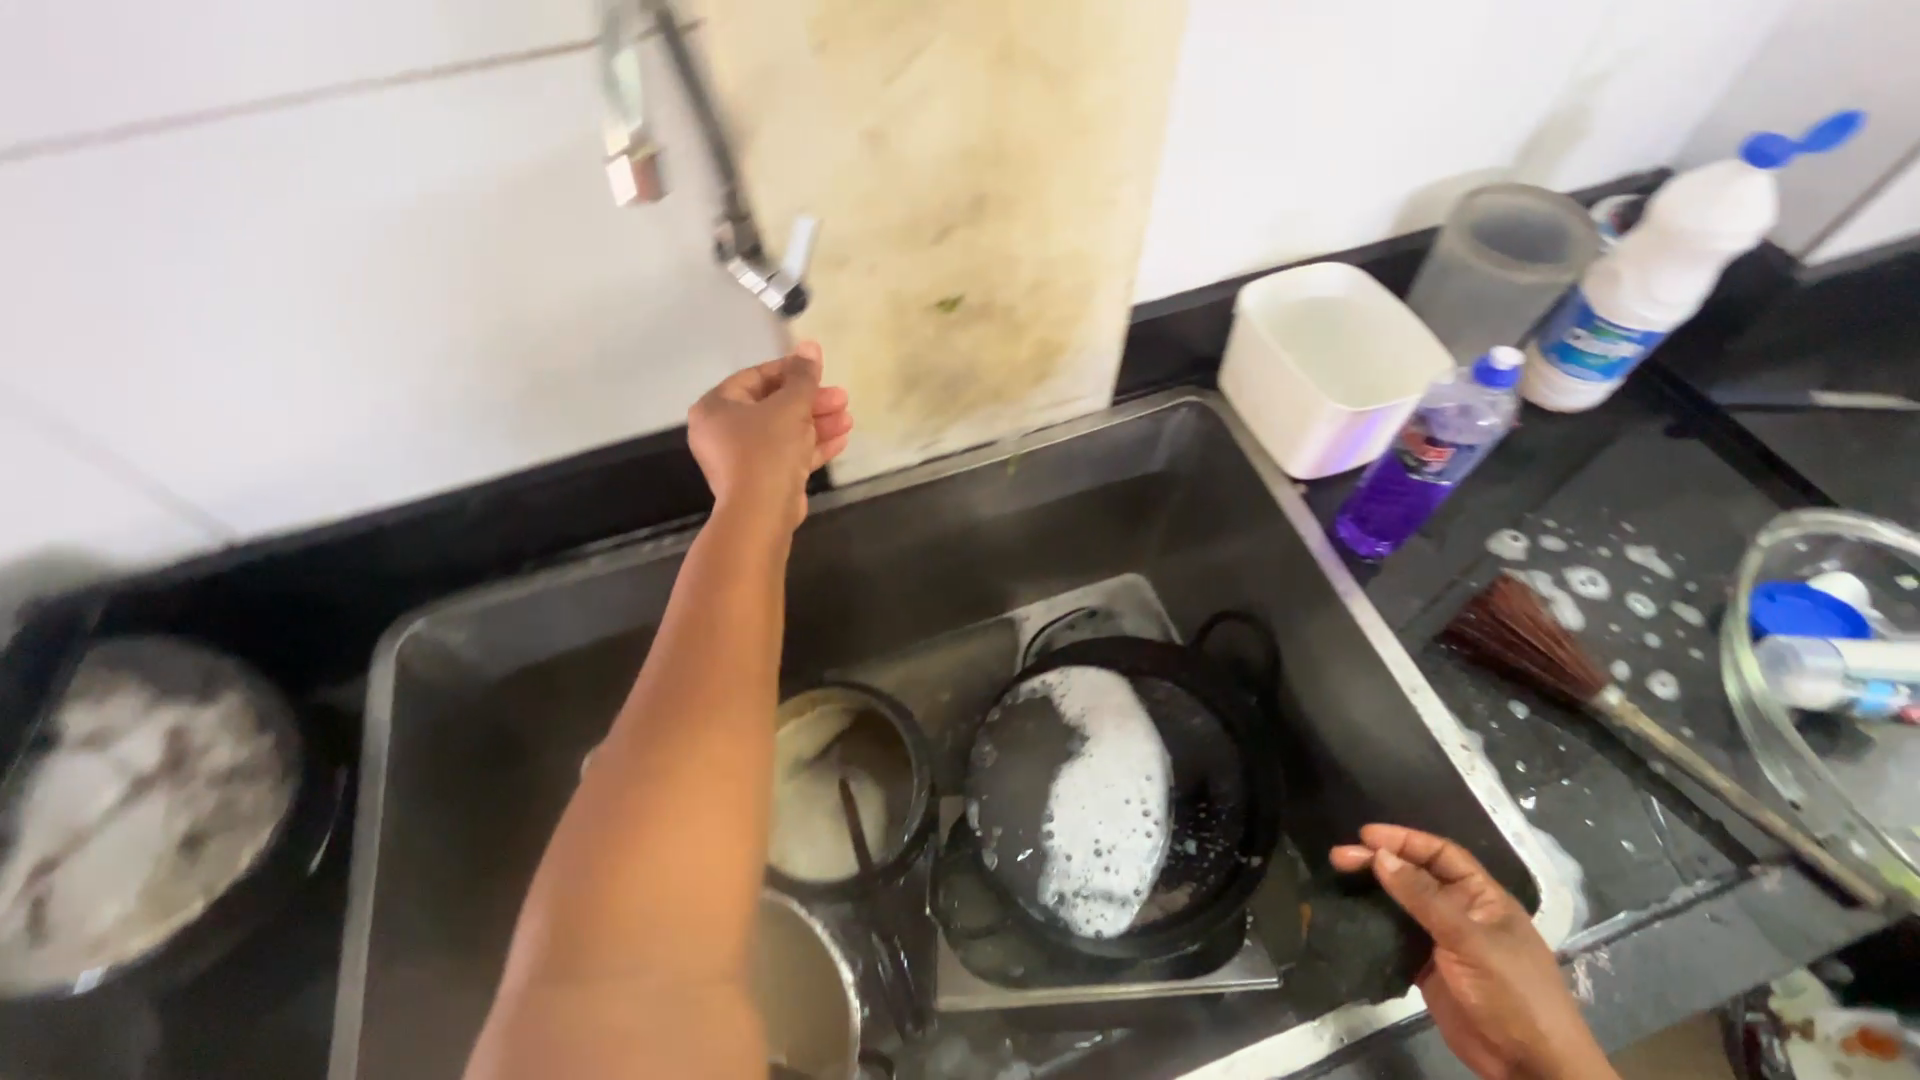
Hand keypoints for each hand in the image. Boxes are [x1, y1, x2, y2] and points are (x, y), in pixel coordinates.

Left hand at [687, 342, 851, 528]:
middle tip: (842, 397)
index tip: (819, 370)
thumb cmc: (767, 449)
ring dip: (817, 424)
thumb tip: (810, 345)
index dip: (790, 371)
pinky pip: (787, 456)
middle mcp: (723, 432)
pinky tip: (841, 440)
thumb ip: (803, 376)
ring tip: (848, 419)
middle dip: (811, 402)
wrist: (761, 513)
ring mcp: (742, 459)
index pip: (755, 378)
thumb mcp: (790, 406)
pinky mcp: (762, 481)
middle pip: (773, 406)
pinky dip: (811, 447)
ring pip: (784, 432)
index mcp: (716, 407)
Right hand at [1331, 825, 1615, 1079]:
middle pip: (1416, 877)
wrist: (1529, 1065)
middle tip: (1340, 857)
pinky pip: (1395, 937)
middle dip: (1380, 862)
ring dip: (1372, 891)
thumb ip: (1424, 898)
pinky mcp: (1427, 969)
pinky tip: (1350, 917)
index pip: (1441, 855)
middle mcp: (1461, 913)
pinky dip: (1373, 925)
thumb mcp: (1470, 940)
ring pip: (1401, 905)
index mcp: (1483, 898)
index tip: (1366, 835)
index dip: (1405, 840)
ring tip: (1339, 880)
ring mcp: (1443, 942)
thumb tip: (1381, 856)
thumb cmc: (1512, 993)